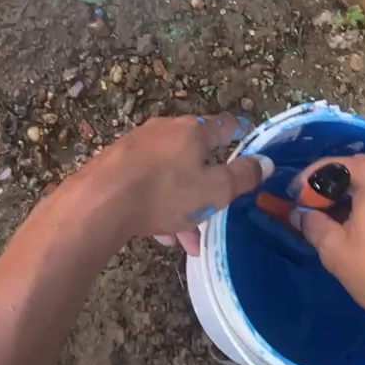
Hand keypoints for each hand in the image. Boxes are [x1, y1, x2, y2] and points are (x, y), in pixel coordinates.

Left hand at [66, 114, 271, 254]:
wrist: (98, 202)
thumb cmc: (164, 193)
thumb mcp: (214, 191)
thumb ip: (242, 177)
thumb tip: (265, 161)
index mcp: (194, 130)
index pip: (226, 125)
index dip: (241, 135)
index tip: (248, 143)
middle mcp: (166, 129)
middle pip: (196, 154)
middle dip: (207, 186)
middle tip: (214, 214)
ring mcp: (138, 144)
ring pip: (171, 172)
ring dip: (182, 202)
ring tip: (185, 240)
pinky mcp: (116, 162)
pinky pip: (148, 180)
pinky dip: (158, 202)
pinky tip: (158, 232)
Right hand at [295, 155, 364, 342]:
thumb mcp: (336, 251)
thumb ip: (312, 224)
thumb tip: (300, 213)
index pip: (330, 166)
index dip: (306, 183)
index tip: (292, 200)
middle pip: (355, 170)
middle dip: (332, 190)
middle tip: (313, 214)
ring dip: (356, 197)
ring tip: (339, 224)